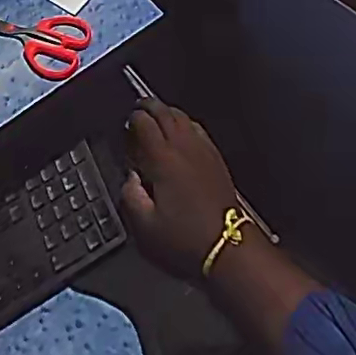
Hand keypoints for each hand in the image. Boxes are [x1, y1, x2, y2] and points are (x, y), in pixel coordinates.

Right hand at [118, 98, 244, 278]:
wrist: (229, 248)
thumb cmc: (187, 239)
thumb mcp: (146, 226)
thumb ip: (130, 196)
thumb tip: (130, 179)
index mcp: (163, 159)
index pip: (144, 122)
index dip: (132, 118)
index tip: (126, 124)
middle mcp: (183, 148)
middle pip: (164, 111)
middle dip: (148, 106)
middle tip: (138, 109)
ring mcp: (203, 151)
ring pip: (183, 117)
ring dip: (167, 112)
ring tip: (157, 115)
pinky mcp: (216, 159)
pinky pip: (198, 129)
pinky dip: (186, 123)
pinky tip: (182, 131)